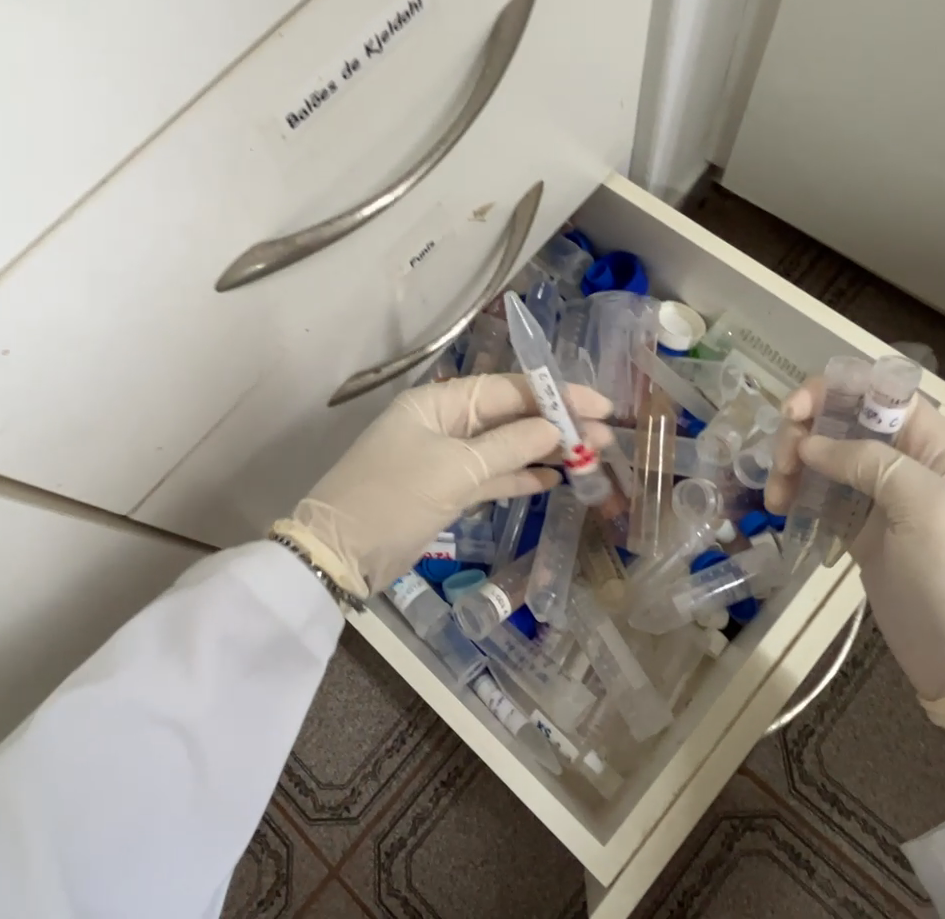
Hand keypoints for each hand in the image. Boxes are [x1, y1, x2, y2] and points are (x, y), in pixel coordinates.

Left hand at [290, 374, 613, 594]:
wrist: (339, 554)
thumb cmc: (392, 499)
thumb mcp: (453, 470)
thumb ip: (507, 448)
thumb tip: (555, 427)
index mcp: (438, 403)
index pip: (507, 390)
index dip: (555, 396)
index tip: (600, 407)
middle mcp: (443, 422)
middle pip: (509, 417)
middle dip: (557, 424)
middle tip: (606, 437)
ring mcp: (445, 458)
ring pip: (504, 448)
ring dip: (545, 451)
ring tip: (592, 456)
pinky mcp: (446, 490)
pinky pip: (491, 476)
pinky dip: (519, 477)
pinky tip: (554, 478)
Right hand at [763, 377, 944, 746]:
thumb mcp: (929, 509)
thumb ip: (872, 462)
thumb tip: (810, 442)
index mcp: (936, 447)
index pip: (880, 392)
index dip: (833, 390)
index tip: (791, 413)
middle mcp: (907, 465)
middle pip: (843, 424)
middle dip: (803, 434)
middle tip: (780, 467)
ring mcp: (882, 502)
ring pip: (826, 460)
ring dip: (793, 467)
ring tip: (775, 498)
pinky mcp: (861, 535)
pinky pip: (822, 499)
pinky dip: (797, 498)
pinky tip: (781, 511)